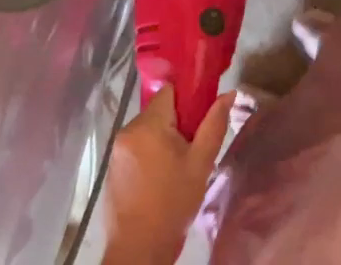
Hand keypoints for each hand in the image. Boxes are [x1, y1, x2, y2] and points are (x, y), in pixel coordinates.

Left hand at [102, 86, 235, 264]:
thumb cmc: (173, 203)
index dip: (188, 99)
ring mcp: (117, 150)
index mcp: (148, 125)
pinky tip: (160, 178)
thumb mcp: (201, 163)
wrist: (139, 248)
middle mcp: (127, 130)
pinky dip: (149, 154)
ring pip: (147, 130)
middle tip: (192, 148)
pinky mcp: (113, 167)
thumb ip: (214, 125)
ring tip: (178, 166)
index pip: (169, 91)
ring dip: (163, 139)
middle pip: (158, 111)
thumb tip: (228, 94)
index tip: (200, 118)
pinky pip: (136, 147)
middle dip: (177, 123)